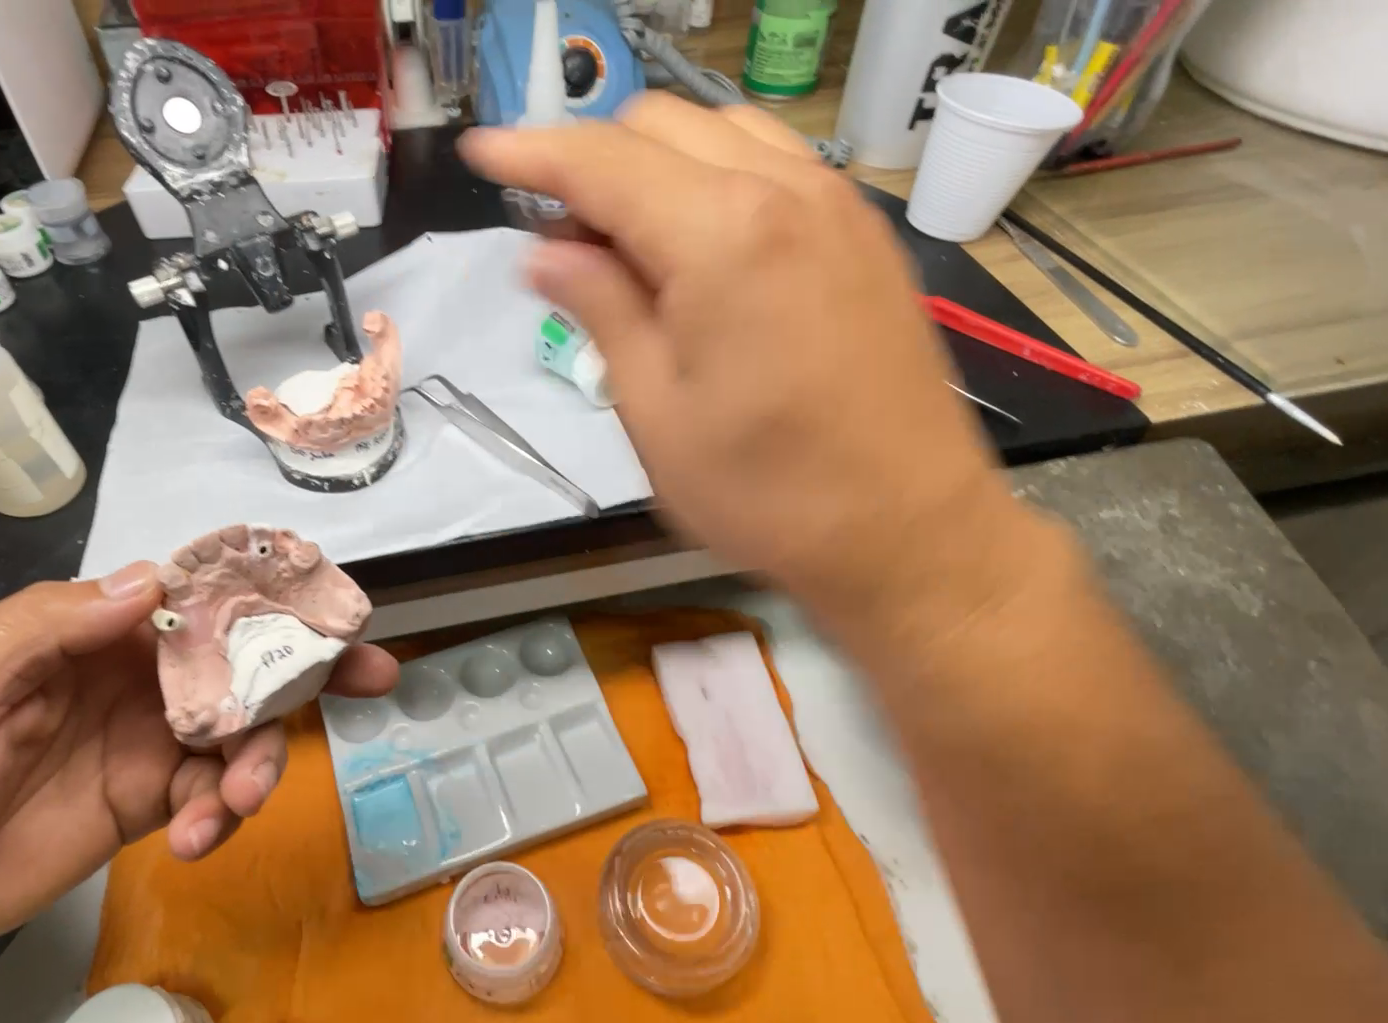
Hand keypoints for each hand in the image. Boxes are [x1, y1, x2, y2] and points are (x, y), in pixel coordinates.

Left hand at [0, 563, 396, 966]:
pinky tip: (197, 839)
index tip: (327, 600)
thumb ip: (51, 625)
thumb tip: (152, 580)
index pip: (198, 596)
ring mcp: (150, 743)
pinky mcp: (149, 804)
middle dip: (308, 666)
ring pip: (241, 734)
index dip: (264, 592)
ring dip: (260, 762)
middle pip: (243, 660)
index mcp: (98, 632)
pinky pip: (212, 797)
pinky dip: (221, 815)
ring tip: (239, 800)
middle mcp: (139, 678)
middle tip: (373, 674)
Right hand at [459, 95, 1048, 640]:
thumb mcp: (654, 413)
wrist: (905, 531)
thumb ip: (600, 310)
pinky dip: (714, 177)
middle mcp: (785, 191)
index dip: (530, 153)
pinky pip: (773, 163)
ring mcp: (835, 206)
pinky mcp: (862, 235)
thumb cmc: (765, 492)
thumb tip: (545, 253)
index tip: (481, 154)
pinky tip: (698, 245)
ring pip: (719, 131)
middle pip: (659, 125)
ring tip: (624, 243)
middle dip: (591, 162)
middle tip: (558, 241)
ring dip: (654, 164)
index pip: (601, 161)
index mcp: (721, 236)